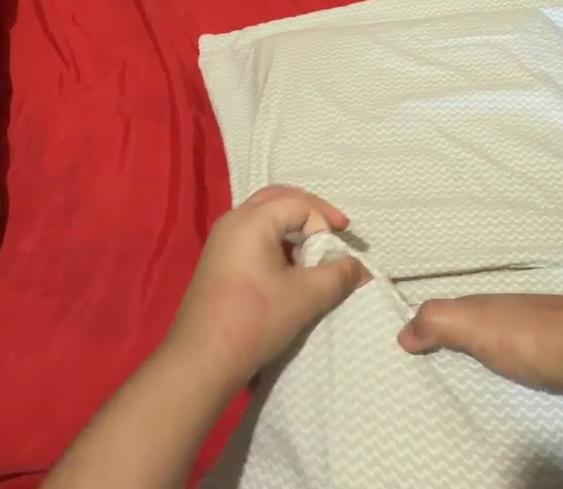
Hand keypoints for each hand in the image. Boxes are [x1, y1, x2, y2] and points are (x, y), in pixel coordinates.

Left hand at [163, 185, 370, 388]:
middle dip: (311, 213)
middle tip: (334, 230)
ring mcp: (222, 241)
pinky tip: (289, 268)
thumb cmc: (253, 320)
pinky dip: (277, 242)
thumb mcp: (305, 297)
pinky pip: (254, 236)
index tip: (338, 252)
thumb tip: (361, 269)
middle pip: (279, 199)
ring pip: (265, 217)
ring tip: (313, 253)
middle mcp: (233, 221)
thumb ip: (338, 276)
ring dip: (293, 228)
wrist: (200, 363)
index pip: (300, 204)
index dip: (325, 223)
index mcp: (252, 220)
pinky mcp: (218, 262)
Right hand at [396, 293, 562, 395]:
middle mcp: (515, 311)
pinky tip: (516, 378)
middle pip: (481, 322)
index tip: (413, 342)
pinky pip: (531, 357)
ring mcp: (544, 330)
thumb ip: (439, 321)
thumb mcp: (476, 323)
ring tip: (472, 375)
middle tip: (437, 361)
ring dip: (491, 350)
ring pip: (508, 337)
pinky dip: (517, 364)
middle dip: (461, 335)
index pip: (455, 309)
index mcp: (491, 303)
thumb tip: (401, 332)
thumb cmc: (531, 334)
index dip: (435, 322)